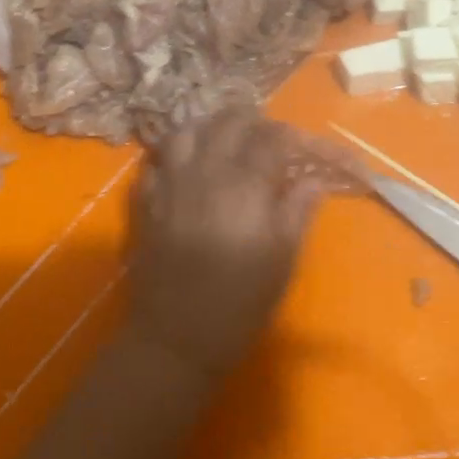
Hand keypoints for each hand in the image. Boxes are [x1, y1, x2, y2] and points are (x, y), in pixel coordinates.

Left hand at [127, 107, 322, 374]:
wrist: (176, 337)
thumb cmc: (240, 303)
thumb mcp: (282, 260)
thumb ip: (296, 211)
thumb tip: (312, 179)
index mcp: (245, 184)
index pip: (271, 138)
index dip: (290, 137)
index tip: (301, 147)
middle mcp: (205, 170)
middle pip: (227, 122)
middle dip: (250, 122)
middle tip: (264, 138)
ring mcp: (170, 181)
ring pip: (186, 130)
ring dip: (208, 128)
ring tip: (222, 142)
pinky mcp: (146, 198)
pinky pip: (157, 160)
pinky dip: (172, 155)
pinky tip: (184, 168)